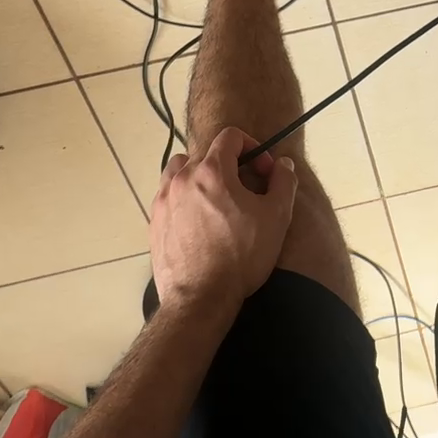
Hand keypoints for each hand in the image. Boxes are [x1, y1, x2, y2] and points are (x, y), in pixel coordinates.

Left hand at [149, 127, 298, 311]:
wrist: (200, 300)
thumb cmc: (240, 256)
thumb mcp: (276, 216)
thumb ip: (284, 181)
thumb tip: (282, 164)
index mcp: (211, 171)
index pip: (230, 136)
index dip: (253, 147)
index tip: (263, 171)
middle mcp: (182, 178)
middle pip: (206, 153)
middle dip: (230, 164)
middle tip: (245, 190)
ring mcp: (163, 201)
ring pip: (180, 170)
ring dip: (200, 176)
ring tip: (217, 200)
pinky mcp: (154, 223)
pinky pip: (169, 195)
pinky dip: (185, 197)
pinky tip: (199, 221)